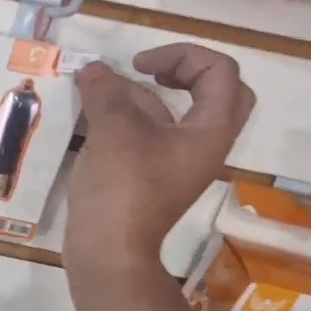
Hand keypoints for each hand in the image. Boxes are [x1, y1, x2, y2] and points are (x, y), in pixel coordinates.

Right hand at [61, 44, 255, 271]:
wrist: (108, 254)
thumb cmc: (122, 190)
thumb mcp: (113, 131)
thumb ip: (106, 93)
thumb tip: (93, 69)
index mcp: (211, 131)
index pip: (218, 71)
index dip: (180, 55)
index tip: (138, 64)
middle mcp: (203, 148)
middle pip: (213, 95)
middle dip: (184, 74)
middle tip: (149, 72)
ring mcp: (177, 168)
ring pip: (174, 119)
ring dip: (145, 100)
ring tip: (106, 95)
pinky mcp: (151, 185)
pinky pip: (151, 143)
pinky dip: (130, 125)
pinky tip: (100, 125)